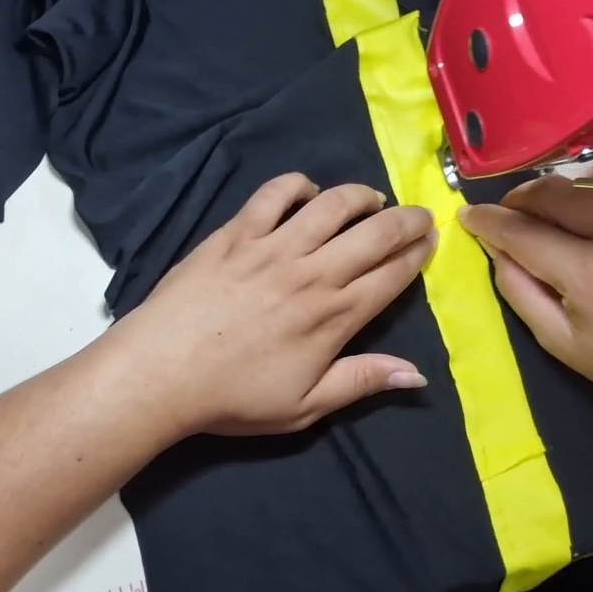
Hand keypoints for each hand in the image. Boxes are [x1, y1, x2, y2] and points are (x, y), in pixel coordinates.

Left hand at [107, 173, 437, 438]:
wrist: (161, 372)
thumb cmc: (233, 396)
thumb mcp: (304, 406)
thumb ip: (362, 382)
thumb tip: (419, 374)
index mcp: (334, 315)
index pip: (392, 274)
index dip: (418, 255)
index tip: (431, 242)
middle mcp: (312, 272)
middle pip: (375, 232)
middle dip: (407, 219)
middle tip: (419, 216)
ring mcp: (272, 246)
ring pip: (332, 204)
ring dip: (360, 195)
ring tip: (370, 200)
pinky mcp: (235, 233)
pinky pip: (273, 194)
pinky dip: (296, 185)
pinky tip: (306, 191)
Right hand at [458, 178, 592, 432]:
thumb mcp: (562, 343)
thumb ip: (521, 292)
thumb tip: (497, 251)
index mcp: (590, 271)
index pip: (522, 230)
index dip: (488, 220)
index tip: (470, 215)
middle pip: (559, 193)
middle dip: (524, 198)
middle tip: (510, 210)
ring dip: (574, 199)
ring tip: (564, 217)